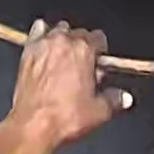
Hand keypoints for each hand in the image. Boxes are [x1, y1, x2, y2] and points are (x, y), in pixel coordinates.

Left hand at [1, 20, 131, 150]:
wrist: (33, 124)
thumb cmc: (63, 116)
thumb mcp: (97, 112)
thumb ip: (114, 99)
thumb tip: (124, 97)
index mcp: (84, 50)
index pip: (98, 37)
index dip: (100, 51)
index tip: (98, 63)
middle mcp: (65, 41)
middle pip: (79, 33)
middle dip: (83, 47)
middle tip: (82, 68)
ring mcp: (45, 43)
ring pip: (59, 29)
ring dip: (64, 40)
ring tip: (64, 59)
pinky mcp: (29, 49)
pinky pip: (38, 30)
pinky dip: (42, 34)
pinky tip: (45, 48)